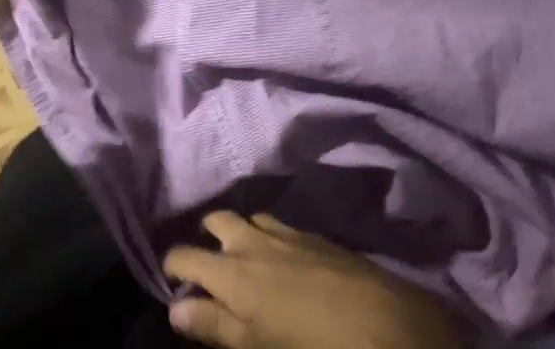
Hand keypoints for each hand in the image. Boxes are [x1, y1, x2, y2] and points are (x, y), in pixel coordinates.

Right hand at [164, 213, 463, 348]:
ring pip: (251, 217)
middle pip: (217, 220)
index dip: (172, 265)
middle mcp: (253, 239)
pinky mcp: (317, 236)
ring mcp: (288, 233)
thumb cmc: (309, 343)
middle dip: (206, 235)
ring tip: (244, 256)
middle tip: (208, 263)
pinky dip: (270, 235)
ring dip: (240, 231)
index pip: (185, 254)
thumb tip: (174, 307)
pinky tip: (282, 258)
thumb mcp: (254, 344)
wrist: (383, 322)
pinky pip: (281, 225)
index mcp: (231, 269)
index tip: (171, 279)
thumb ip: (213, 324)